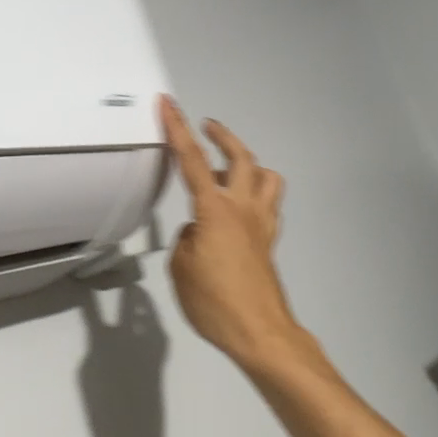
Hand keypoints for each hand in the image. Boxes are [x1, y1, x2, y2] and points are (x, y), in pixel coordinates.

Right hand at [158, 95, 305, 367]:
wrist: (260, 332)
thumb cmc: (215, 302)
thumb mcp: (181, 269)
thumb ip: (187, 240)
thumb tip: (198, 232)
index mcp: (215, 210)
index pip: (191, 160)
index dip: (178, 129)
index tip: (168, 104)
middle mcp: (242, 208)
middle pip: (241, 158)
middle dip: (223, 137)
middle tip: (208, 127)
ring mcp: (261, 223)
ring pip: (267, 177)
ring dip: (249, 163)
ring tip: (230, 167)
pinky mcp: (269, 241)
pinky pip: (269, 203)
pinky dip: (257, 192)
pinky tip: (242, 205)